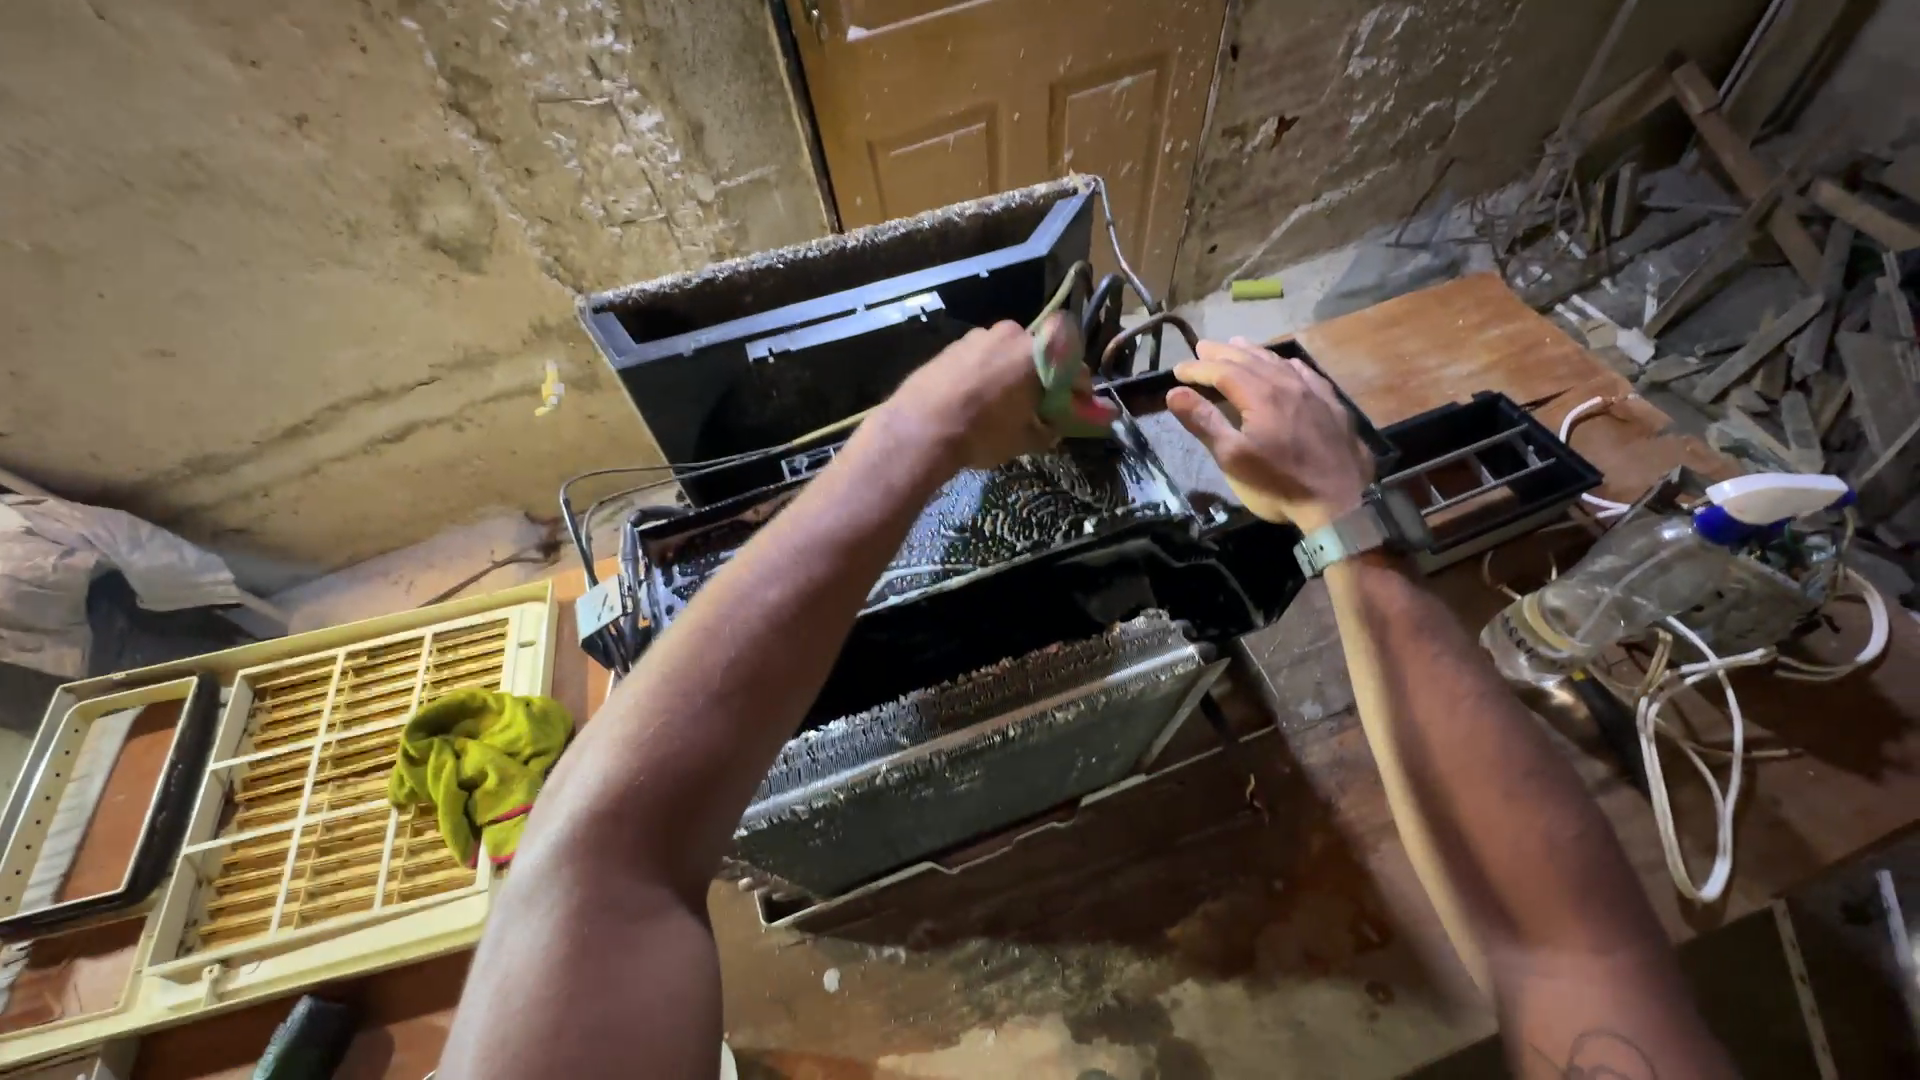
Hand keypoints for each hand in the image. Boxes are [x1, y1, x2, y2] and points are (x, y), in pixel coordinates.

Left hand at [881, 315, 1116, 469]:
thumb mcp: (1026, 439)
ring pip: (1007, 354)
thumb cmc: (982, 434)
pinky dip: (987, 374)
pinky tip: (976, 399)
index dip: (1080, 388)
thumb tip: (1065, 424)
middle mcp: (1011, 333)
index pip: (1074, 364)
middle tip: (1038, 407)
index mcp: (1037, 351)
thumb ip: (1055, 427)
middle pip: (1040, 353)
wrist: (920, 429)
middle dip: (1044, 377)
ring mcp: (978, 336)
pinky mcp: (952, 345)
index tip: (1077, 406)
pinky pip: (982, 358)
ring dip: (1013, 374)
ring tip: (1003, 405)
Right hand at [1168, 337, 1373, 530]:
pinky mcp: (1332, 406)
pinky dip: (1287, 365)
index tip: (1177, 369)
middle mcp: (1288, 385)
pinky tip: (1286, 364)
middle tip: (1202, 346)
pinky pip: (1306, 374)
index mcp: (1261, 395)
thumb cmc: (1277, 484)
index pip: (1223, 371)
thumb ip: (1204, 422)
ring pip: (1279, 363)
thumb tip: (1175, 393)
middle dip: (1223, 353)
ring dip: (1254, 352)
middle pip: (1250, 360)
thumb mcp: (1232, 458)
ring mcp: (1314, 393)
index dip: (1198, 368)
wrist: (1339, 502)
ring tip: (1237, 344)